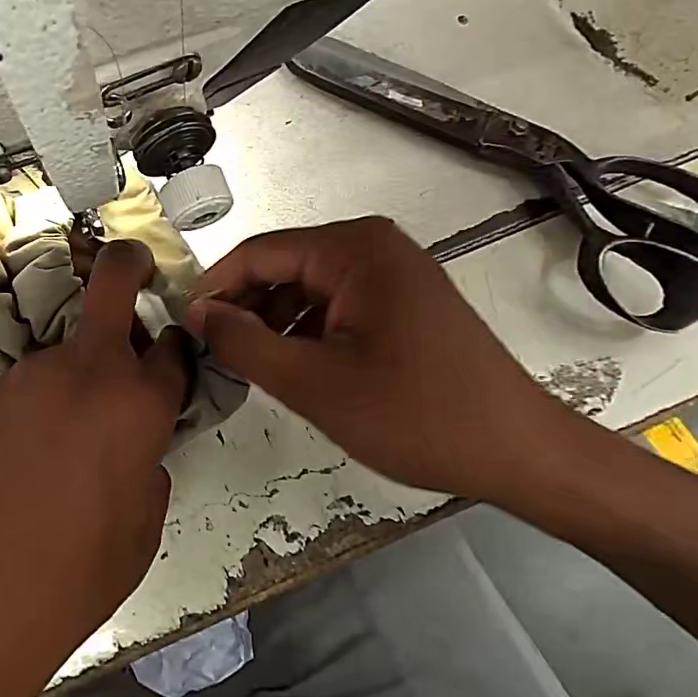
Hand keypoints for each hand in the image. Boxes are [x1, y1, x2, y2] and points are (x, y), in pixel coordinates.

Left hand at [0, 239, 189, 643]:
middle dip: (130, 265)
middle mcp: (84, 373)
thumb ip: (148, 472)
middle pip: (111, 285)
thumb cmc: (69, 579)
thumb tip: (136, 455)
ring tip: (74, 427)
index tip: (176, 357)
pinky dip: (45, 399)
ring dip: (83, 365)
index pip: (174, 350)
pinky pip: (32, 385)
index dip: (180, 348)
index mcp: (138, 404)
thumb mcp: (140, 530)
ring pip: (68, 347)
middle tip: (137, 267)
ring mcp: (26, 379)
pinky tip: (35, 450)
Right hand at [186, 217, 577, 503]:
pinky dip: (310, 334)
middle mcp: (376, 248)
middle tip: (213, 355)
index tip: (183, 326)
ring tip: (250, 368)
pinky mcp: (407, 304)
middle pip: (286, 268)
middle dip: (246, 309)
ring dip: (276, 325)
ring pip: (310, 291)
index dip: (215, 288)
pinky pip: (340, 307)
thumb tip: (198, 314)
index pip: (259, 252)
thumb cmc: (417, 415)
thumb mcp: (314, 383)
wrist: (514, 448)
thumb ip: (245, 344)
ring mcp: (396, 275)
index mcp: (355, 249)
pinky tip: (296, 369)